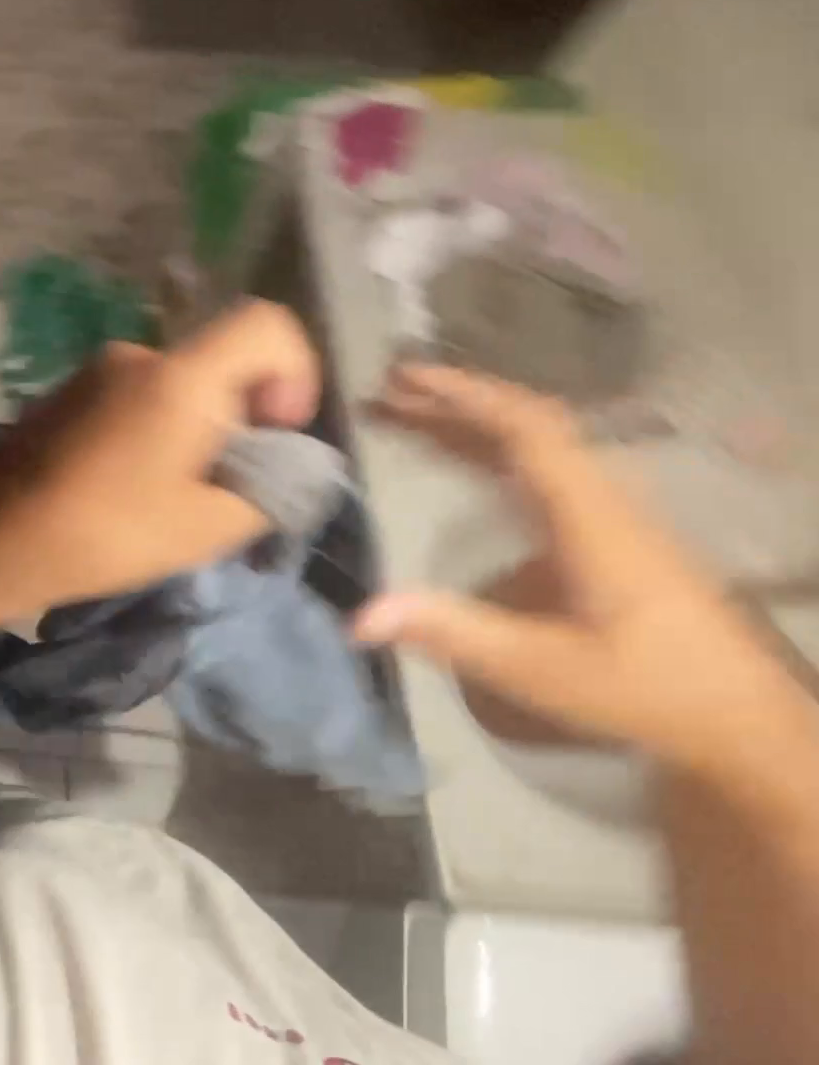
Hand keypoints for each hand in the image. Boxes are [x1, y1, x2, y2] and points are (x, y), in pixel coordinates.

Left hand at [0, 300, 319, 622]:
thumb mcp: (205, 528)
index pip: (266, 326)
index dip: (294, 372)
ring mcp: (87, 374)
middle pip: (216, 364)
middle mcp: (133, 357)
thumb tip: (283, 470)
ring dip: (188, 430)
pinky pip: (127, 400)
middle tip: (220, 482)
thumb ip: (268, 491)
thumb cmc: (102, 533)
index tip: (276, 431)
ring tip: (167, 495)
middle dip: (237, 417)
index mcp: (178, 376)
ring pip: (170, 387)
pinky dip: (147, 432)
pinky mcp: (59, 397)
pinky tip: (123, 487)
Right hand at [355, 363, 812, 774]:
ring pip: (534, 446)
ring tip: (402, 416)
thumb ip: (452, 633)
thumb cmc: (646, 689)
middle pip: (527, 427)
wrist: (740, 720)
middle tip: (384, 391)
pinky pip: (539, 472)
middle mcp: (601, 502)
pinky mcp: (603, 535)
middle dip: (453, 403)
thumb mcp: (541, 668)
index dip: (466, 397)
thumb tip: (359, 615)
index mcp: (592, 518)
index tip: (406, 378)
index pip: (529, 430)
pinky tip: (454, 465)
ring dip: (467, 425)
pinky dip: (487, 453)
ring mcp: (605, 516)